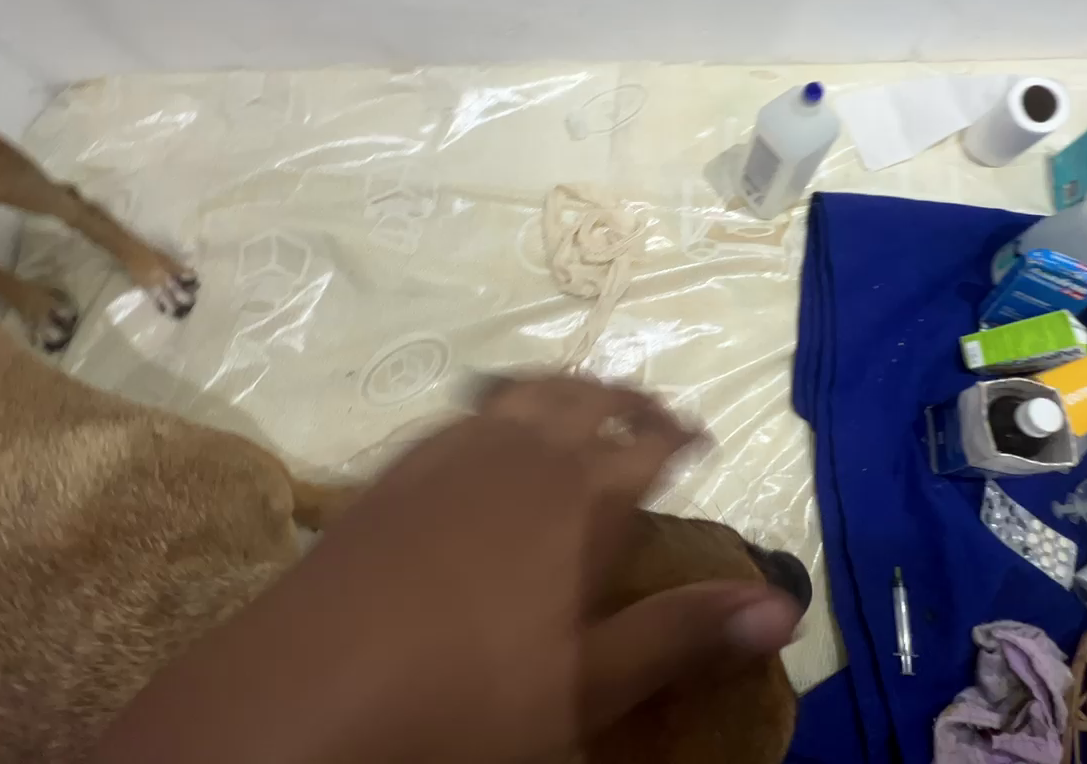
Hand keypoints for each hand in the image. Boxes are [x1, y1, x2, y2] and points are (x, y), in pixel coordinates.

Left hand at [94, 375, 801, 763]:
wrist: (302, 692)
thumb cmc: (461, 700)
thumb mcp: (585, 685)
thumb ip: (680, 633)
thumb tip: (784, 603)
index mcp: (576, 497)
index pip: (647, 444)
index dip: (679, 435)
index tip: (701, 438)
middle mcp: (522, 451)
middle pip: (592, 399)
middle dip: (631, 398)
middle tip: (655, 408)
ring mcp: (457, 448)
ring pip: (531, 390)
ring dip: (571, 386)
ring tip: (588, 395)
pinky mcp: (403, 460)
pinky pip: (469, 407)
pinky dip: (502, 399)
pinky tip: (496, 420)